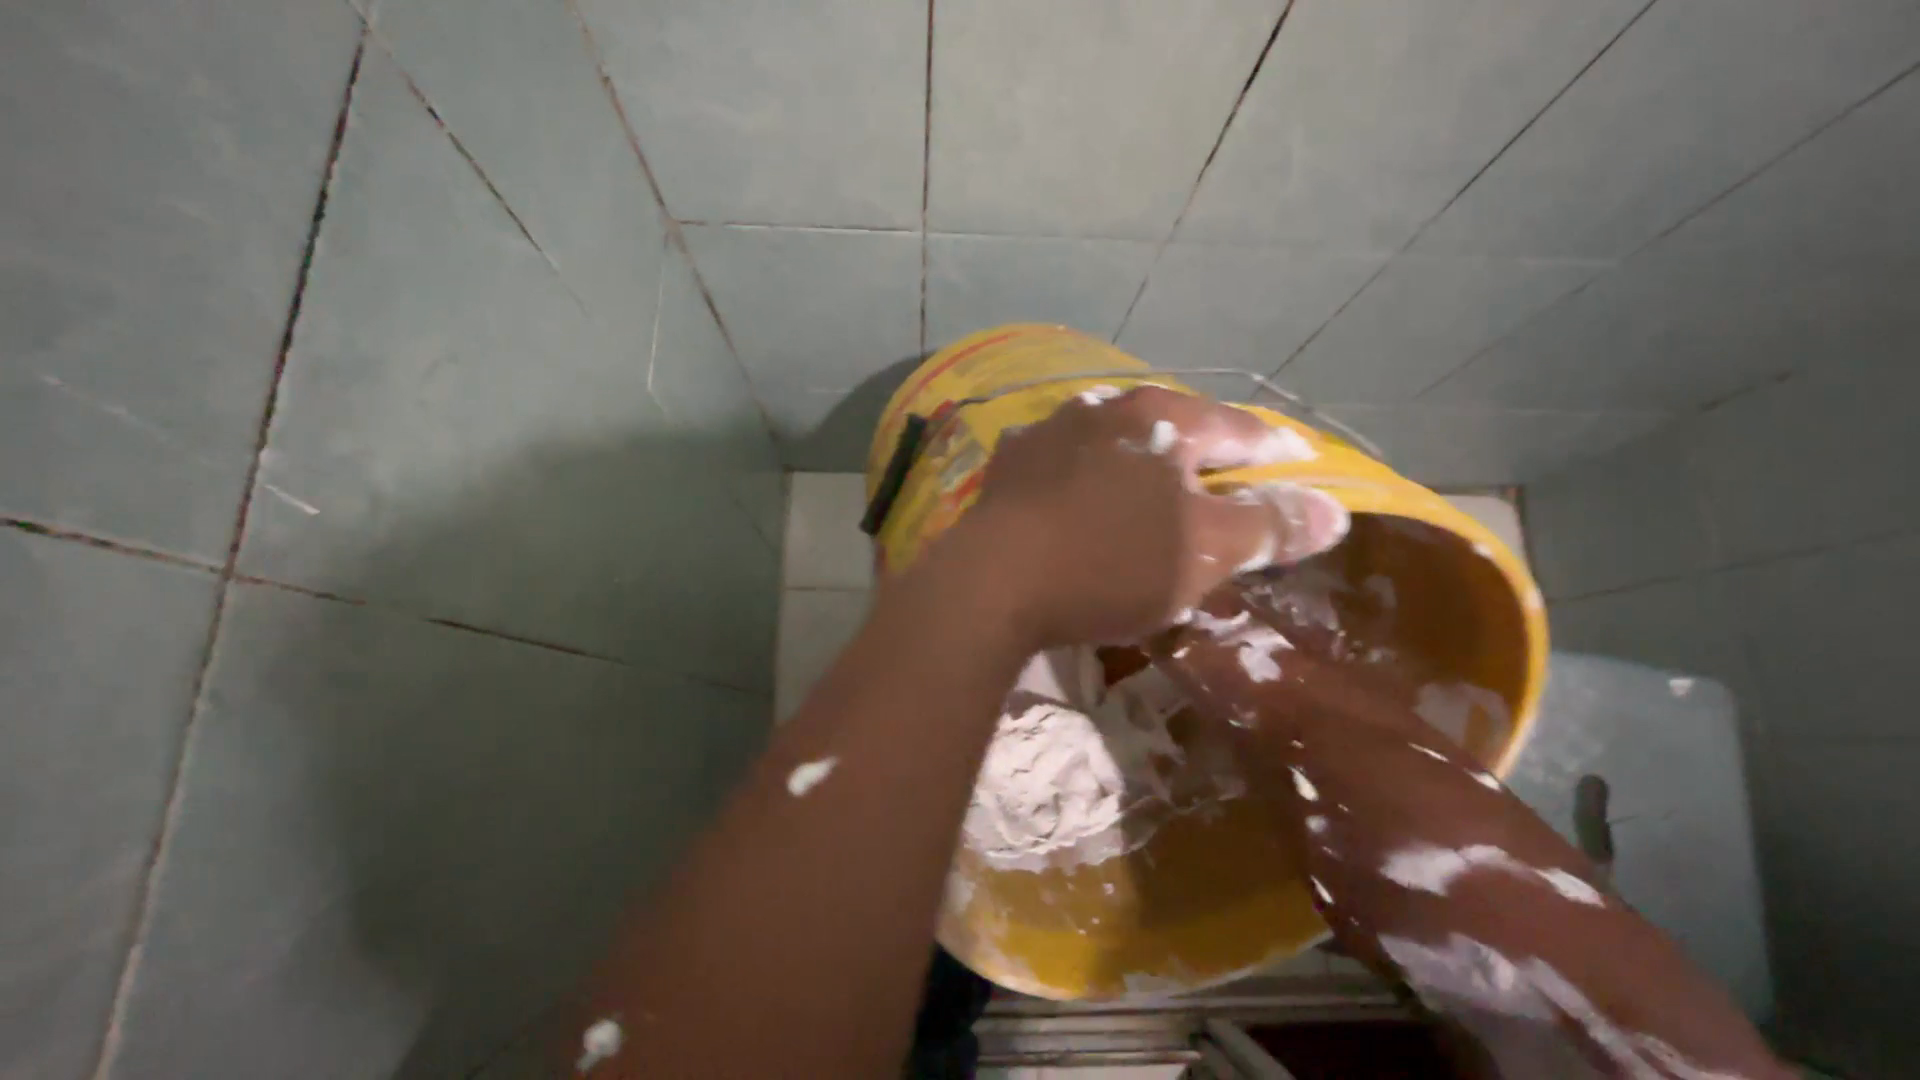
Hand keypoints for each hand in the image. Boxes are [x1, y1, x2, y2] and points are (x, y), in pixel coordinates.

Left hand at [941, 386, 1349, 650]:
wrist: (993, 583)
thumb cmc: (1111, 563)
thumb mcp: (1204, 550)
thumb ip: (1269, 525)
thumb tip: (1334, 510)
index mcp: (1160, 419)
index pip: (1235, 427)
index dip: (1271, 449)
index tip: (1296, 462)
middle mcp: (1103, 409)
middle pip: (1170, 424)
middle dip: (1202, 448)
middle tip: (1225, 473)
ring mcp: (1048, 432)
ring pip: (1111, 438)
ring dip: (1137, 457)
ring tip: (1151, 480)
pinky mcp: (1008, 466)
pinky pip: (1062, 463)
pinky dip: (1084, 475)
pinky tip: (1079, 492)